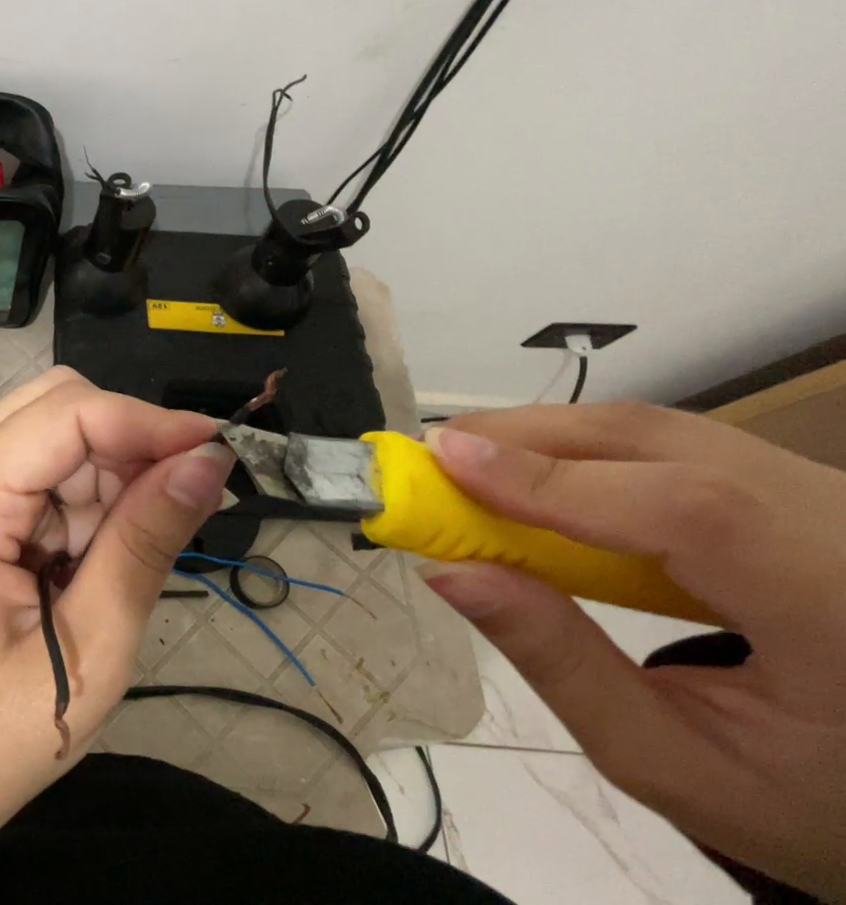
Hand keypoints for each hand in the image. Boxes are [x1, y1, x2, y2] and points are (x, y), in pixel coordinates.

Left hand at [0, 367, 232, 849]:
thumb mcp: (90, 647)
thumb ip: (144, 544)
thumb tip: (207, 462)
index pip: (65, 416)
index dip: (145, 421)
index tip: (217, 451)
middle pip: (54, 406)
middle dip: (126, 440)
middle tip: (177, 504)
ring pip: (54, 434)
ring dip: (110, 472)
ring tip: (133, 550)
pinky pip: (43, 474)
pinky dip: (89, 498)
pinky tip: (102, 554)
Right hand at [421, 403, 845, 901]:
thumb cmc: (806, 804)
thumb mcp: (668, 761)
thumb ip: (556, 660)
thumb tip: (446, 571)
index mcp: (841, 610)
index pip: (693, 511)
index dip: (558, 478)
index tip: (445, 460)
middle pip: (674, 445)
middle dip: (537, 438)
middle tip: (435, 455)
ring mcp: (840, 502)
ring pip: (677, 434)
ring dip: (557, 439)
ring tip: (471, 463)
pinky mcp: (812, 494)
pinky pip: (689, 449)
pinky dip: (595, 452)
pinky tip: (542, 475)